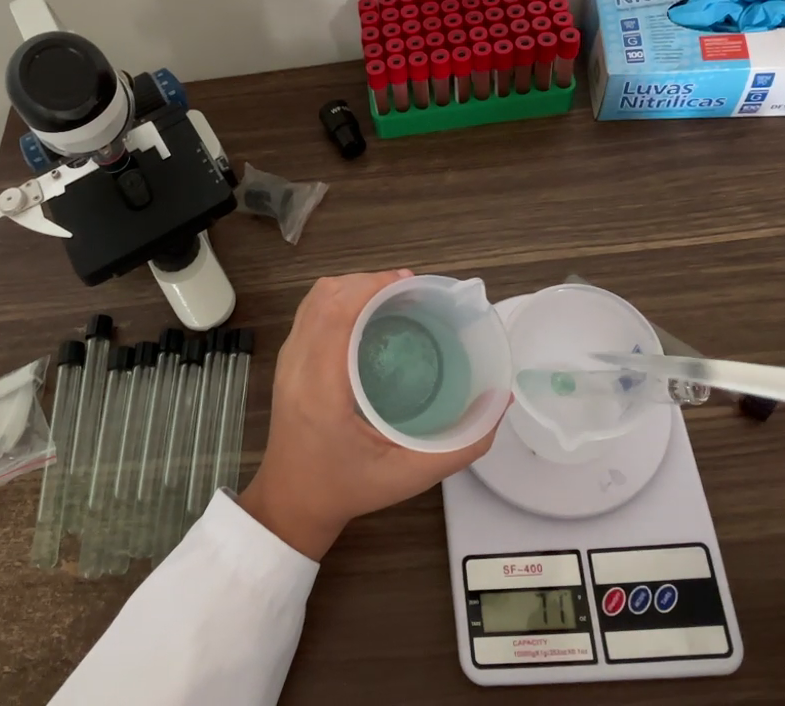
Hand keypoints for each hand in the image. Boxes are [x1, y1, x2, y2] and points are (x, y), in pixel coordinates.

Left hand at [239, 270, 502, 559]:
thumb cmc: (348, 488)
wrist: (292, 503)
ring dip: (352, 287)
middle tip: (409, 291)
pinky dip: (337, 300)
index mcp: (322, 390)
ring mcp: (287, 361)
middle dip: (367, 281)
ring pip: (314, 300)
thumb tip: (497, 401)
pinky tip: (367, 313)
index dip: (371, 286)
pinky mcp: (286, 361)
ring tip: (391, 296)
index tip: (409, 283)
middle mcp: (298, 367)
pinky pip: (309, 312)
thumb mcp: (410, 475)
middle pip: (324, 298)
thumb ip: (461, 445)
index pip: (336, 315)